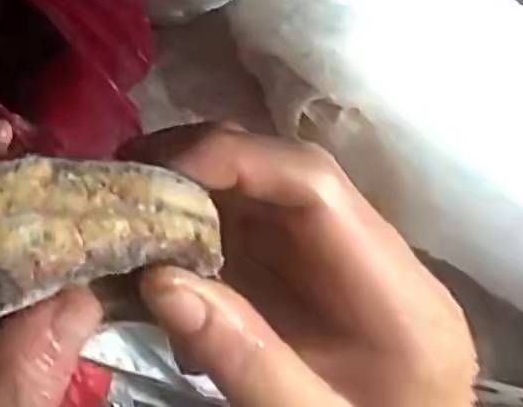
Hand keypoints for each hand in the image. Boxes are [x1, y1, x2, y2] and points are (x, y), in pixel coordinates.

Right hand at [123, 124, 476, 406]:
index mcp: (398, 293)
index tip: (155, 174)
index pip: (312, 180)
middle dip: (192, 159)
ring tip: (128, 198)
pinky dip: (185, 206)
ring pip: (247, 174)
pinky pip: (233, 206)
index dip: (228, 157)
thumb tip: (156, 278)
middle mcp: (363, 249)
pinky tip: (150, 228)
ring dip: (182, 175)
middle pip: (273, 164)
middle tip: (125, 180)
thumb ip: (248, 365)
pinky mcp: (290, 258)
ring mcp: (322, 250)